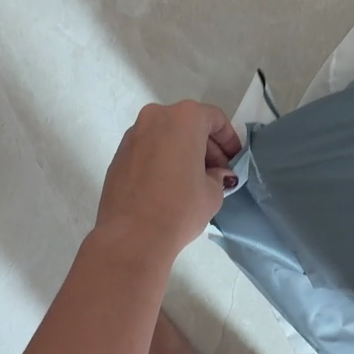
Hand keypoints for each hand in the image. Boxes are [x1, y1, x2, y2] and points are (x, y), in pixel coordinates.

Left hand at [91, 101, 241, 265]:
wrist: (130, 236)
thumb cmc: (179, 208)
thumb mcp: (212, 193)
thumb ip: (219, 176)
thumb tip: (217, 175)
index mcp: (184, 118)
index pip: (214, 118)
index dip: (229, 139)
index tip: (234, 160)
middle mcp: (156, 117)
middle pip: (189, 124)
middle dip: (206, 146)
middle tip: (218, 173)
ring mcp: (133, 134)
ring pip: (167, 135)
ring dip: (184, 152)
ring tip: (194, 181)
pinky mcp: (119, 154)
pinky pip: (149, 149)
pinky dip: (163, 159)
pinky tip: (170, 185)